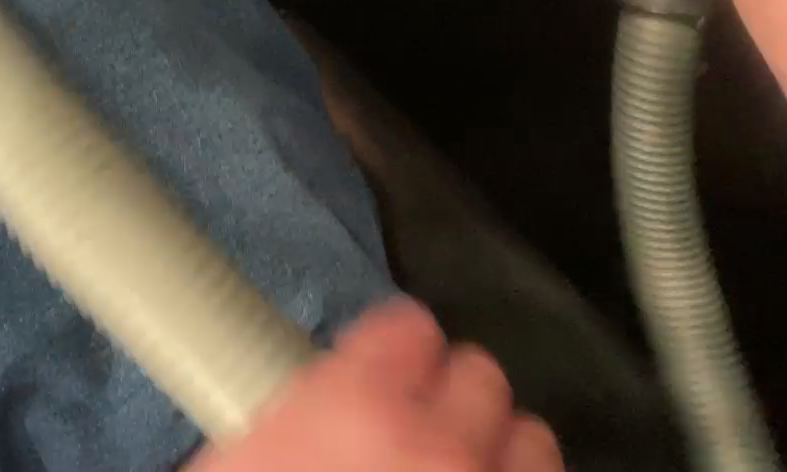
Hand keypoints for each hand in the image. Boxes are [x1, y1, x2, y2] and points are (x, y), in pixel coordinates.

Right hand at [184, 300, 562, 471]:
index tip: (388, 371)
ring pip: (532, 442)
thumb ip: (319, 410)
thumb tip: (359, 389)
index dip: (397, 351)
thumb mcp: (254, 461)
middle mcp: (437, 448)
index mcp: (358, 406)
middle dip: (451, 399)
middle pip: (479, 374)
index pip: (411, 328)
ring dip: (498, 455)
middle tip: (419, 436)